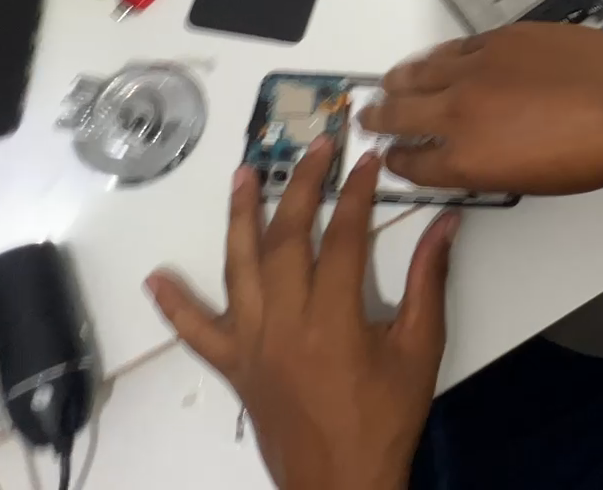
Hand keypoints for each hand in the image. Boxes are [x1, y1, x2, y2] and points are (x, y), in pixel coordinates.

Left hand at [145, 138, 458, 489]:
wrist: (341, 486)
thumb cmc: (387, 415)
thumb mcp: (422, 345)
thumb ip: (430, 278)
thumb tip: (447, 222)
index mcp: (334, 319)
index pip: (344, 236)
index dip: (358, 193)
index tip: (368, 160)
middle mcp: (284, 324)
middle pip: (287, 239)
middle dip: (302, 186)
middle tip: (315, 147)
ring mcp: (252, 345)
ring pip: (238, 269)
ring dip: (239, 218)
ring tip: (243, 174)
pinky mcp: (235, 367)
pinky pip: (198, 333)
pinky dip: (175, 305)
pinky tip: (156, 279)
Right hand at [365, 24, 602, 195]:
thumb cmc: (596, 154)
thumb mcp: (533, 179)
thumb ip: (487, 167)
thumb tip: (465, 155)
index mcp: (467, 159)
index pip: (412, 163)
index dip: (398, 160)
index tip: (391, 155)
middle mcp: (461, 110)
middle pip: (400, 112)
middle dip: (379, 117)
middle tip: (368, 117)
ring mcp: (480, 66)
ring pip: (421, 70)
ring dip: (402, 80)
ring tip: (392, 83)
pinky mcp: (503, 35)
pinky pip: (458, 46)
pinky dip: (442, 56)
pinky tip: (441, 58)